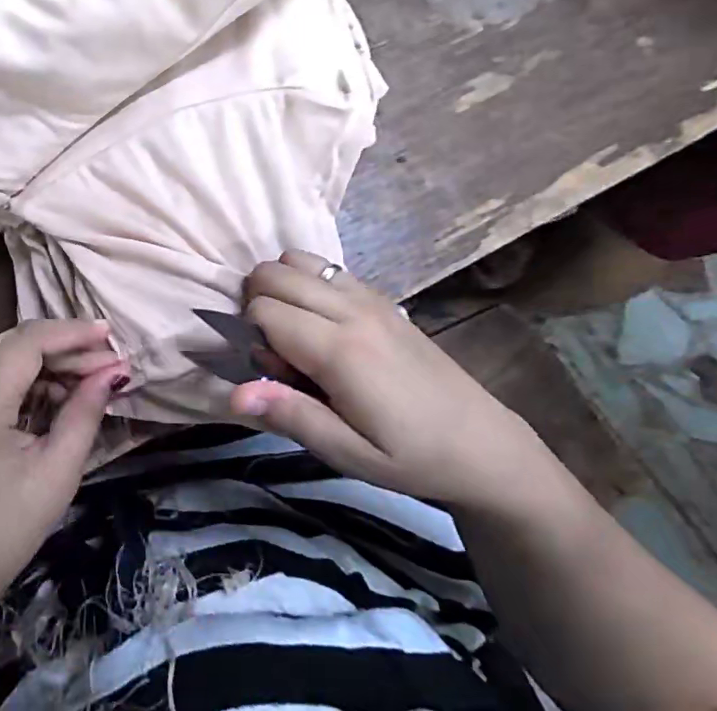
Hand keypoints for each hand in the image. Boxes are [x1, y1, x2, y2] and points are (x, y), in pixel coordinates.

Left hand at [0, 319, 127, 621]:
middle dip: (64, 346)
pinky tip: (57, 396)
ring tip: (89, 382)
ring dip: (48, 361)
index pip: (29, 341)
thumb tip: (114, 372)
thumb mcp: (56, 473)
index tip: (112, 338)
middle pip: (16, 341)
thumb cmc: (5, 531)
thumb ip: (85, 413)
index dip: (73, 333)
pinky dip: (27, 377)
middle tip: (108, 363)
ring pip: (5, 353)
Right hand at [228, 250, 551, 510]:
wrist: (482, 443)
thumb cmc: (410, 456)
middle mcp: (352, 310)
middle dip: (256, 303)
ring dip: (280, 287)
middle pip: (272, 273)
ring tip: (294, 330)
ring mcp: (369, 297)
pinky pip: (325, 265)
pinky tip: (321, 321)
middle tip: (275, 350)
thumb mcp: (349, 454)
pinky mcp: (381, 296)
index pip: (263, 310)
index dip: (250, 337)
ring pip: (295, 259)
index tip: (271, 371)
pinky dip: (306, 281)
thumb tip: (234, 393)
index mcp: (340, 351)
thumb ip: (291, 416)